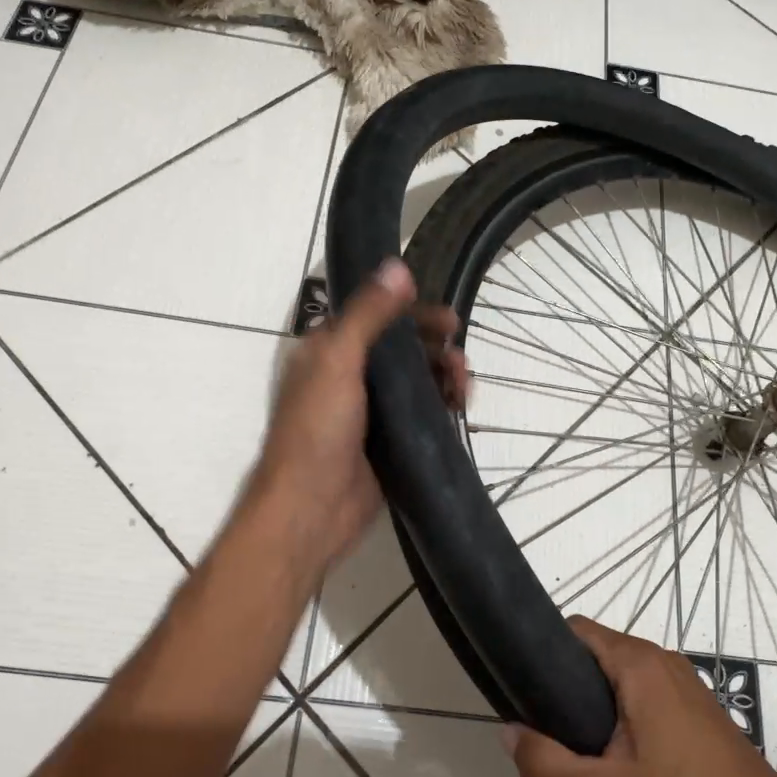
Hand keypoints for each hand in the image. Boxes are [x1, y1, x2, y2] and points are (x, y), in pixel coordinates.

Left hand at [240, 258, 468, 579]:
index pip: (378, 319)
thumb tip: (398, 266)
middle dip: (437, 349)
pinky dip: (444, 408)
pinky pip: (424, 416)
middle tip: (462, 360)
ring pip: (419, 382)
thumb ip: (369, 315)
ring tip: (464, 388)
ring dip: (445, 377)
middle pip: (404, 350)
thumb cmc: (317, 430)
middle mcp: (350, 377)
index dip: (413, 314)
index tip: (450, 321)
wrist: (312, 509)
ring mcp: (372, 413)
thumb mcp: (338, 361)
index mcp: (329, 352)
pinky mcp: (390, 444)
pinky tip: (460, 410)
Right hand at [507, 617, 776, 776]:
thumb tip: (508, 731)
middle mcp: (668, 665)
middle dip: (567, 691)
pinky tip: (621, 772)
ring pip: (623, 685)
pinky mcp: (705, 720)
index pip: (576, 631)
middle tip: (546, 737)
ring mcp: (692, 692)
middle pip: (598, 657)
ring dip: (596, 713)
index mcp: (642, 666)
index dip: (543, 653)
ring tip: (580, 759)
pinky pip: (649, 704)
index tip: (520, 689)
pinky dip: (626, 726)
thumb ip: (544, 763)